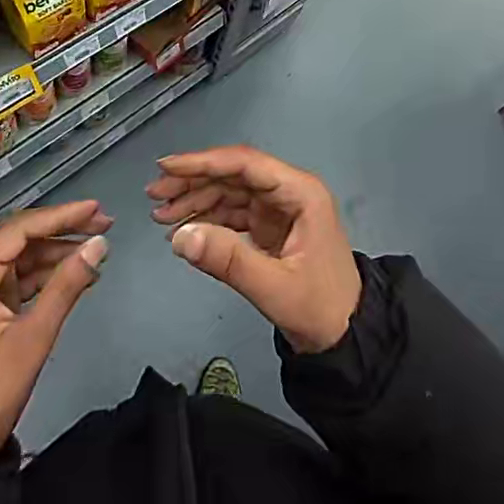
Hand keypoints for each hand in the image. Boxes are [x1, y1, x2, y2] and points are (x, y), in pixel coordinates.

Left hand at [0, 200, 112, 453]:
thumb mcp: (34, 337)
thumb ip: (66, 286)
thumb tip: (98, 245)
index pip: (19, 230)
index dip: (59, 215)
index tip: (94, 209)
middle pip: (22, 239)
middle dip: (63, 229)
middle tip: (103, 222)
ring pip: (25, 257)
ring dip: (60, 252)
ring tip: (98, 249)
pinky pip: (23, 278)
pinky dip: (51, 275)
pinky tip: (79, 274)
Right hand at [146, 146, 360, 352]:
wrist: (349, 340)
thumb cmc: (321, 310)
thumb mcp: (275, 288)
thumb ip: (228, 260)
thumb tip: (180, 236)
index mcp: (300, 193)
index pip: (245, 165)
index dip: (204, 162)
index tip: (168, 167)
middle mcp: (288, 192)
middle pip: (232, 175)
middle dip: (192, 181)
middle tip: (155, 194)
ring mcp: (278, 209)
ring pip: (228, 191)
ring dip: (194, 199)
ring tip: (160, 213)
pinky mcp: (269, 227)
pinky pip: (231, 212)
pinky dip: (205, 218)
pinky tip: (182, 228)